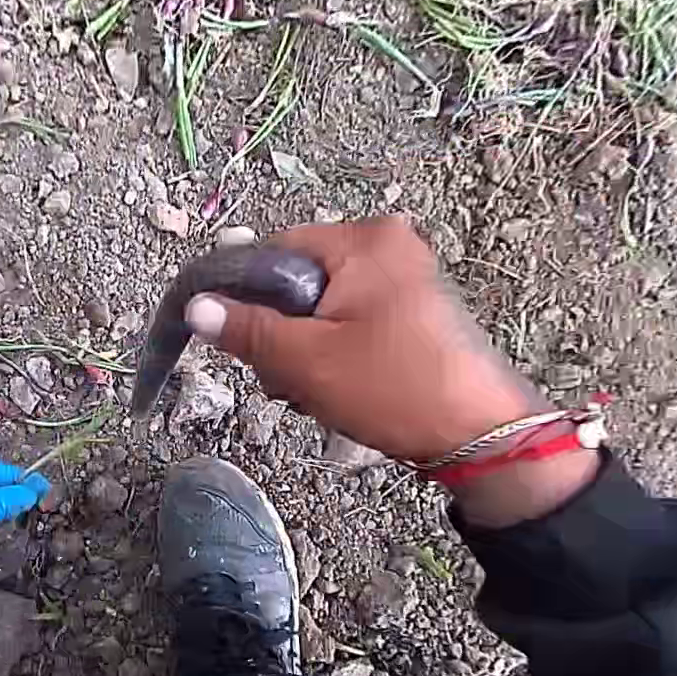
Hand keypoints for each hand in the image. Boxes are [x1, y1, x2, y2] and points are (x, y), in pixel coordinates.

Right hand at [185, 217, 599, 527]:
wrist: (481, 435)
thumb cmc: (393, 388)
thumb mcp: (306, 361)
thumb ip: (247, 329)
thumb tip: (195, 307)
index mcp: (366, 240)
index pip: (276, 249)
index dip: (247, 295)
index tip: (240, 339)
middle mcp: (390, 245)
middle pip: (302, 282)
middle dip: (285, 334)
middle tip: (290, 379)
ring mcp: (409, 277)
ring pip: (326, 308)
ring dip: (310, 352)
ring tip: (321, 393)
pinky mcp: (418, 310)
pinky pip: (355, 322)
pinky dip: (340, 354)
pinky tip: (345, 390)